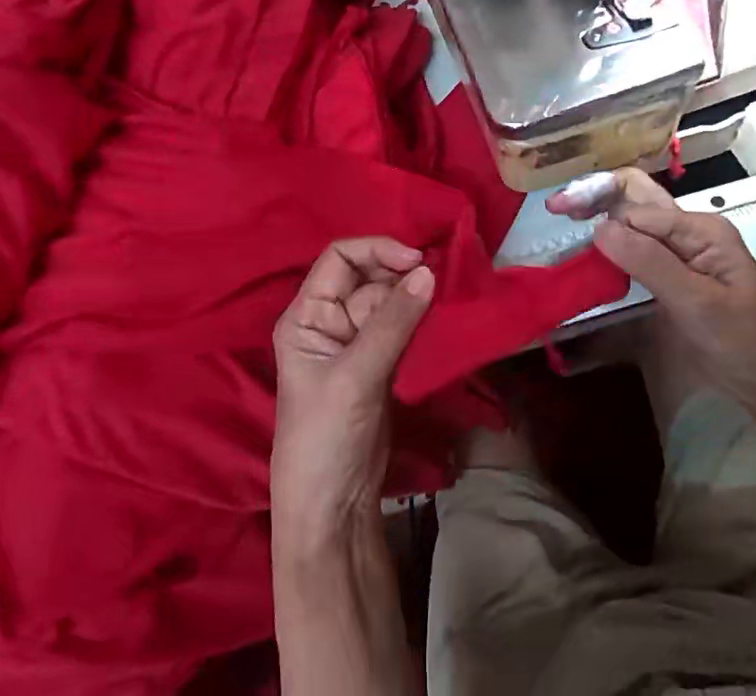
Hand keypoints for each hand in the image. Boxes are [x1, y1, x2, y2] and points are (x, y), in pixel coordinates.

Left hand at [272, 238, 434, 545]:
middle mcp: (331, 321)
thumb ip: (392, 323)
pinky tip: (444, 317)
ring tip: (448, 298)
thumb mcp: (356, 376)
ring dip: (418, 296)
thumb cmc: (326, 437)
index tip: (416, 261)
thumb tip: (428, 271)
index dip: (376, 250)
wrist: (334, 504)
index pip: (339, 258)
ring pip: (393, 301)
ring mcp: (359, 342)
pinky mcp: (384, 362)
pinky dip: (424, 319)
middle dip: (403, 273)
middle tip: (441, 280)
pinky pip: (405, 327)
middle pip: (370, 276)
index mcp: (307, 315)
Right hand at [557, 169, 755, 416]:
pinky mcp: (674, 285)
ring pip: (635, 232)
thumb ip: (651, 263)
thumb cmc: (748, 341)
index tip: (556, 212)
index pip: (638, 207)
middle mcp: (689, 236)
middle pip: (637, 205)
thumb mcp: (699, 303)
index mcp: (700, 229)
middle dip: (597, 200)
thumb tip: (600, 228)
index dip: (598, 203)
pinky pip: (638, 261)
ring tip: (560, 228)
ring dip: (601, 226)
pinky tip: (588, 263)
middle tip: (555, 209)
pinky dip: (611, 257)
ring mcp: (681, 261)